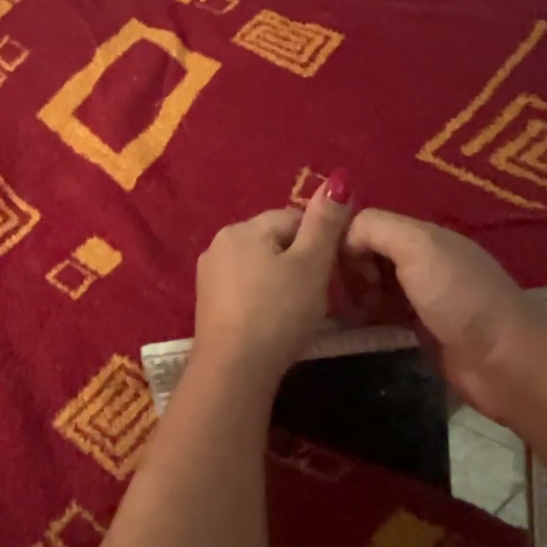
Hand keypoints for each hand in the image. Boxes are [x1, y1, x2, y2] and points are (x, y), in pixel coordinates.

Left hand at [192, 182, 352, 386]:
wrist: (234, 365)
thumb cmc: (278, 311)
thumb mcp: (310, 265)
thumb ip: (324, 224)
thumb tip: (337, 180)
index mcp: (244, 227)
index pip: (293, 218)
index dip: (321, 240)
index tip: (338, 269)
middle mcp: (220, 241)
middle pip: (274, 240)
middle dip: (301, 259)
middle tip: (322, 293)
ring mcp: (210, 271)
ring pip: (260, 264)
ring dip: (283, 279)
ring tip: (301, 310)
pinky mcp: (209, 301)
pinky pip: (245, 287)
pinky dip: (264, 296)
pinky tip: (276, 319)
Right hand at [344, 209, 544, 418]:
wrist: (508, 364)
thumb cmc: (460, 298)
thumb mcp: (416, 245)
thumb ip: (373, 228)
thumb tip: (340, 238)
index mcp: (423, 235)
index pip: (364, 225)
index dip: (342, 240)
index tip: (327, 265)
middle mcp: (422, 261)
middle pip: (365, 254)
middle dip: (345, 270)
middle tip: (337, 294)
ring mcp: (422, 298)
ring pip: (370, 285)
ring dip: (353, 296)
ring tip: (343, 314)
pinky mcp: (421, 331)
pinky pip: (381, 315)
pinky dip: (365, 318)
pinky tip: (355, 328)